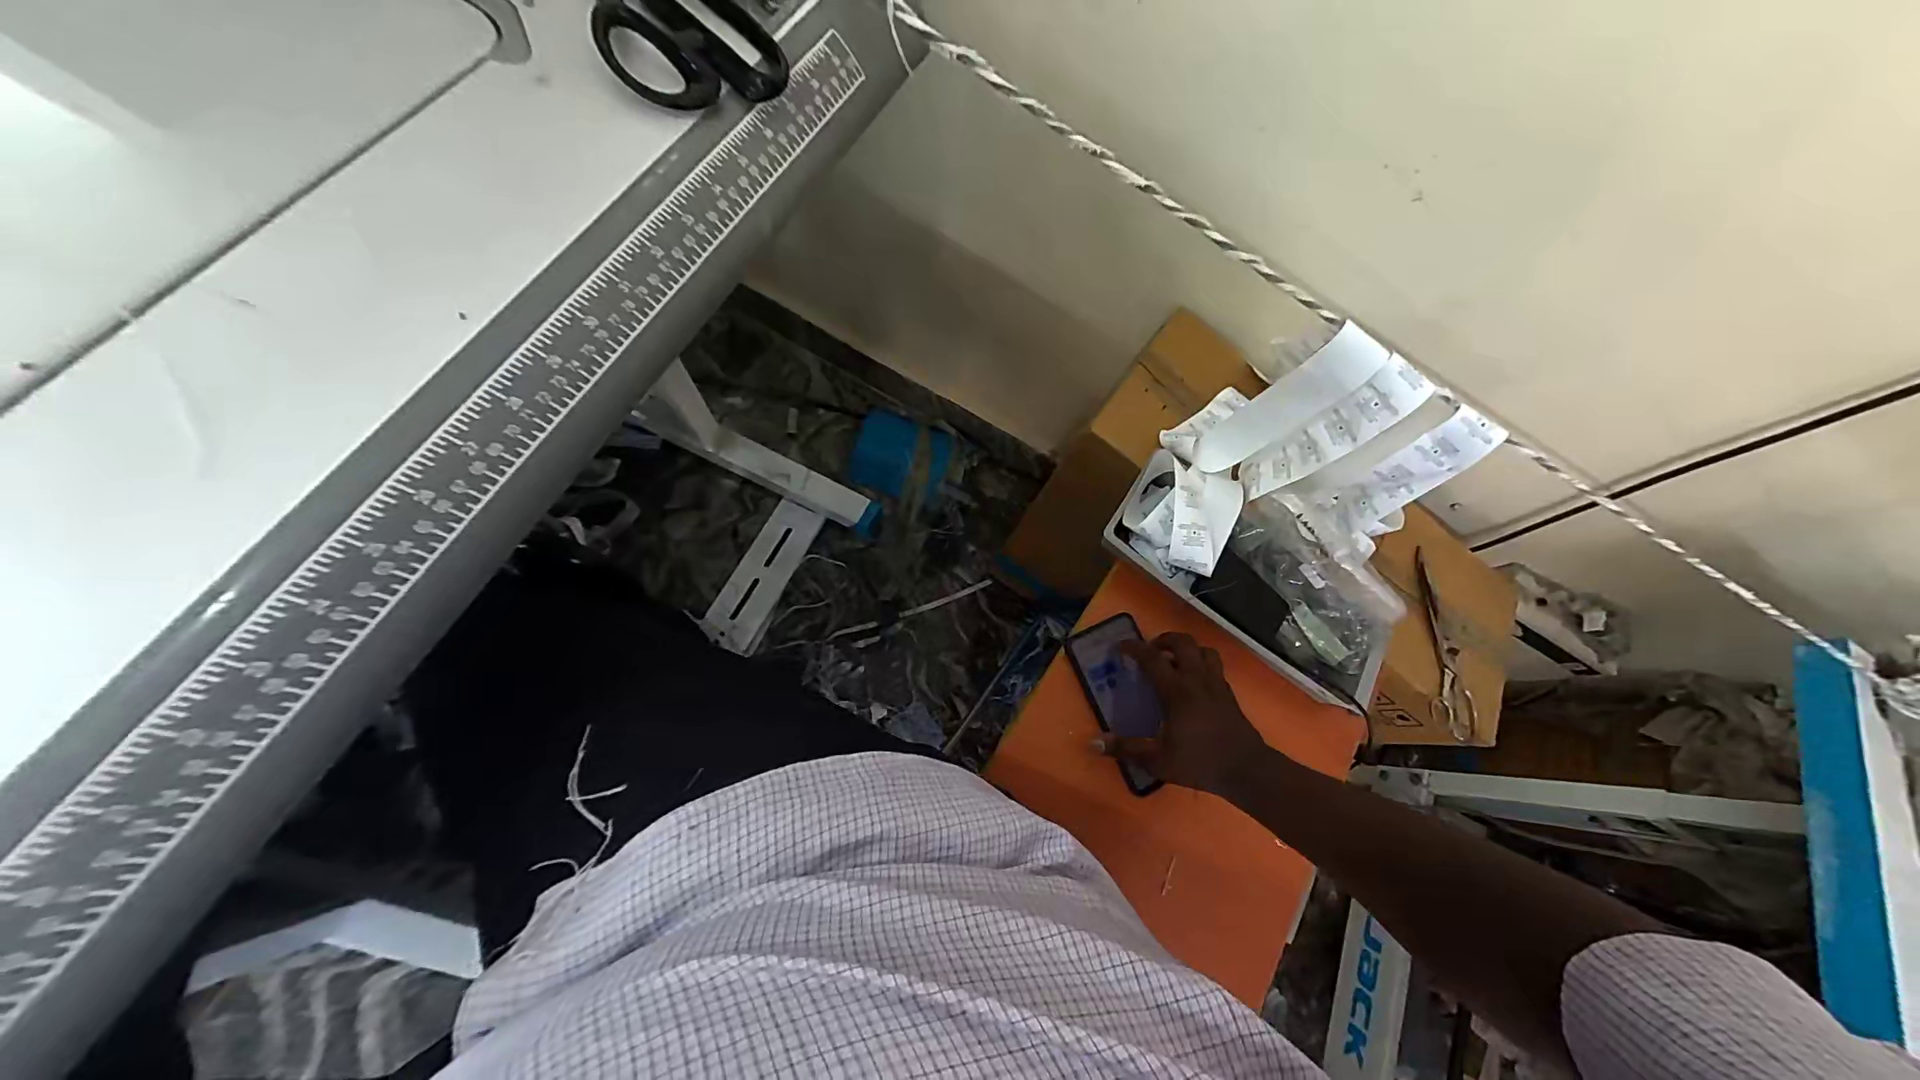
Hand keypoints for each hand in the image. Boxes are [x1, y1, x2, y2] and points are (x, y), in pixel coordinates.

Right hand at [1098, 631, 1276, 796]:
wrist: (1247, 770)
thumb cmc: (1200, 762)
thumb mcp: (1158, 760)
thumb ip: (1126, 749)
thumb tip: (1094, 743)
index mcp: (1177, 690)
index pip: (1152, 658)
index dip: (1134, 648)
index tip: (1121, 647)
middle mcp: (1197, 679)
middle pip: (1183, 642)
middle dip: (1164, 640)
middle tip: (1151, 652)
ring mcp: (1216, 684)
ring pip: (1204, 650)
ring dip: (1187, 650)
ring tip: (1174, 662)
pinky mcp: (1229, 694)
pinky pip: (1214, 666)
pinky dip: (1201, 664)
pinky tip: (1194, 683)